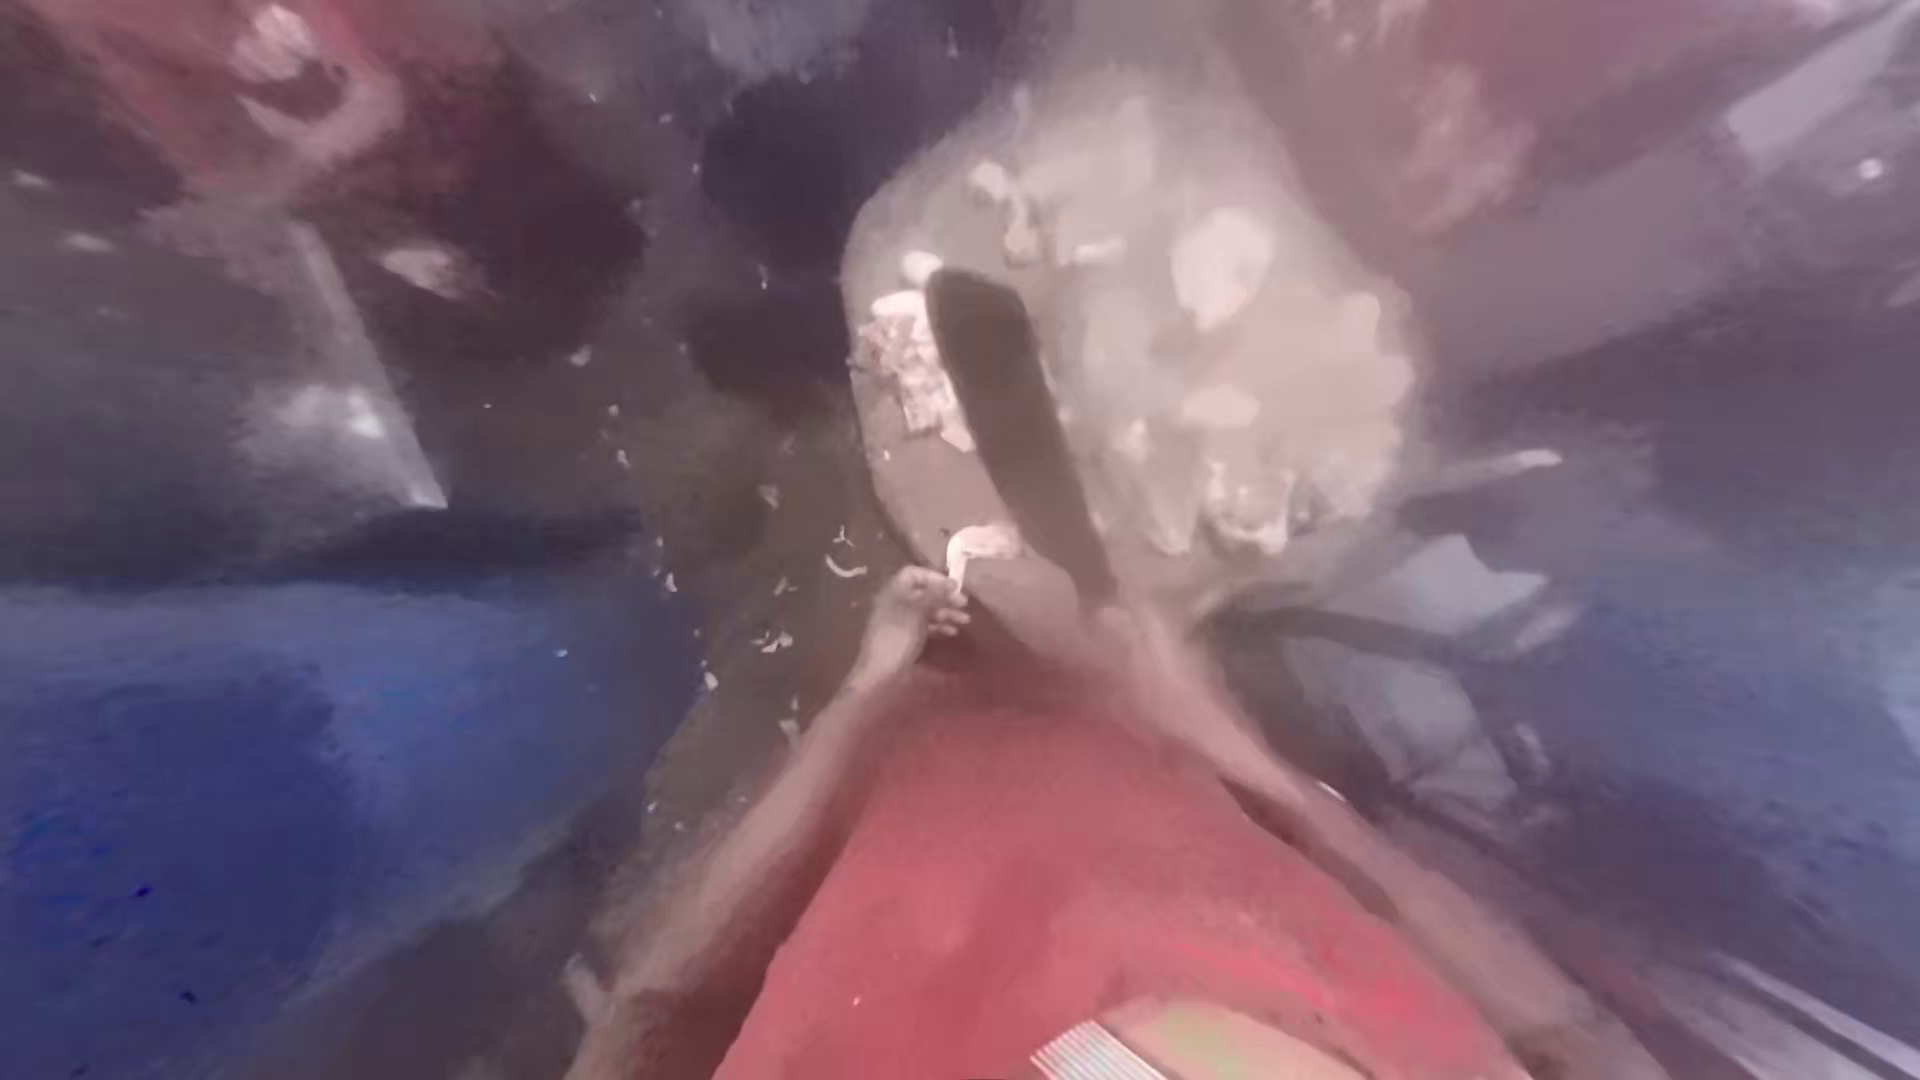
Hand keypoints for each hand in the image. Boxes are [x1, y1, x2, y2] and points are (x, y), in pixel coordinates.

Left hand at [845, 567, 970, 692]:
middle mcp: (897, 603)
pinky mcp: (907, 636)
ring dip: (946, 612)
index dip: (933, 577)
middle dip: (944, 596)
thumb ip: (935, 595)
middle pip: (923, 592)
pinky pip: (925, 626)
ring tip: (965, 620)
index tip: (952, 587)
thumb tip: (952, 582)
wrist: (880, 673)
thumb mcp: (917, 613)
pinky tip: (953, 632)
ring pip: (926, 610)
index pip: (913, 573)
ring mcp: (902, 620)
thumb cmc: (897, 638)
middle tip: (964, 603)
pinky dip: (939, 627)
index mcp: (894, 592)